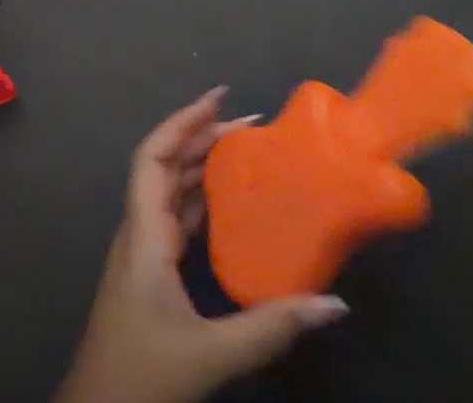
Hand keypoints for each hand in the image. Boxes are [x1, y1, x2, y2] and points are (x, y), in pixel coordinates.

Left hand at [53, 88, 347, 402]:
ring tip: (246, 150)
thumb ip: (271, 327)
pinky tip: (232, 203)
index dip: (182, 122)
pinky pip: (175, 218)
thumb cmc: (141, 377)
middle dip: (202, 138)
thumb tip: (334, 304)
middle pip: (163, 167)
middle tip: (250, 124)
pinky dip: (201, 198)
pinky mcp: (150, 274)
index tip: (220, 98)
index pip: (153, 159)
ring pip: (168, 192)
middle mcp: (139, 235)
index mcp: (143, 238)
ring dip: (201, 166)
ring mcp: (142, 255)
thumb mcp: (211, 354)